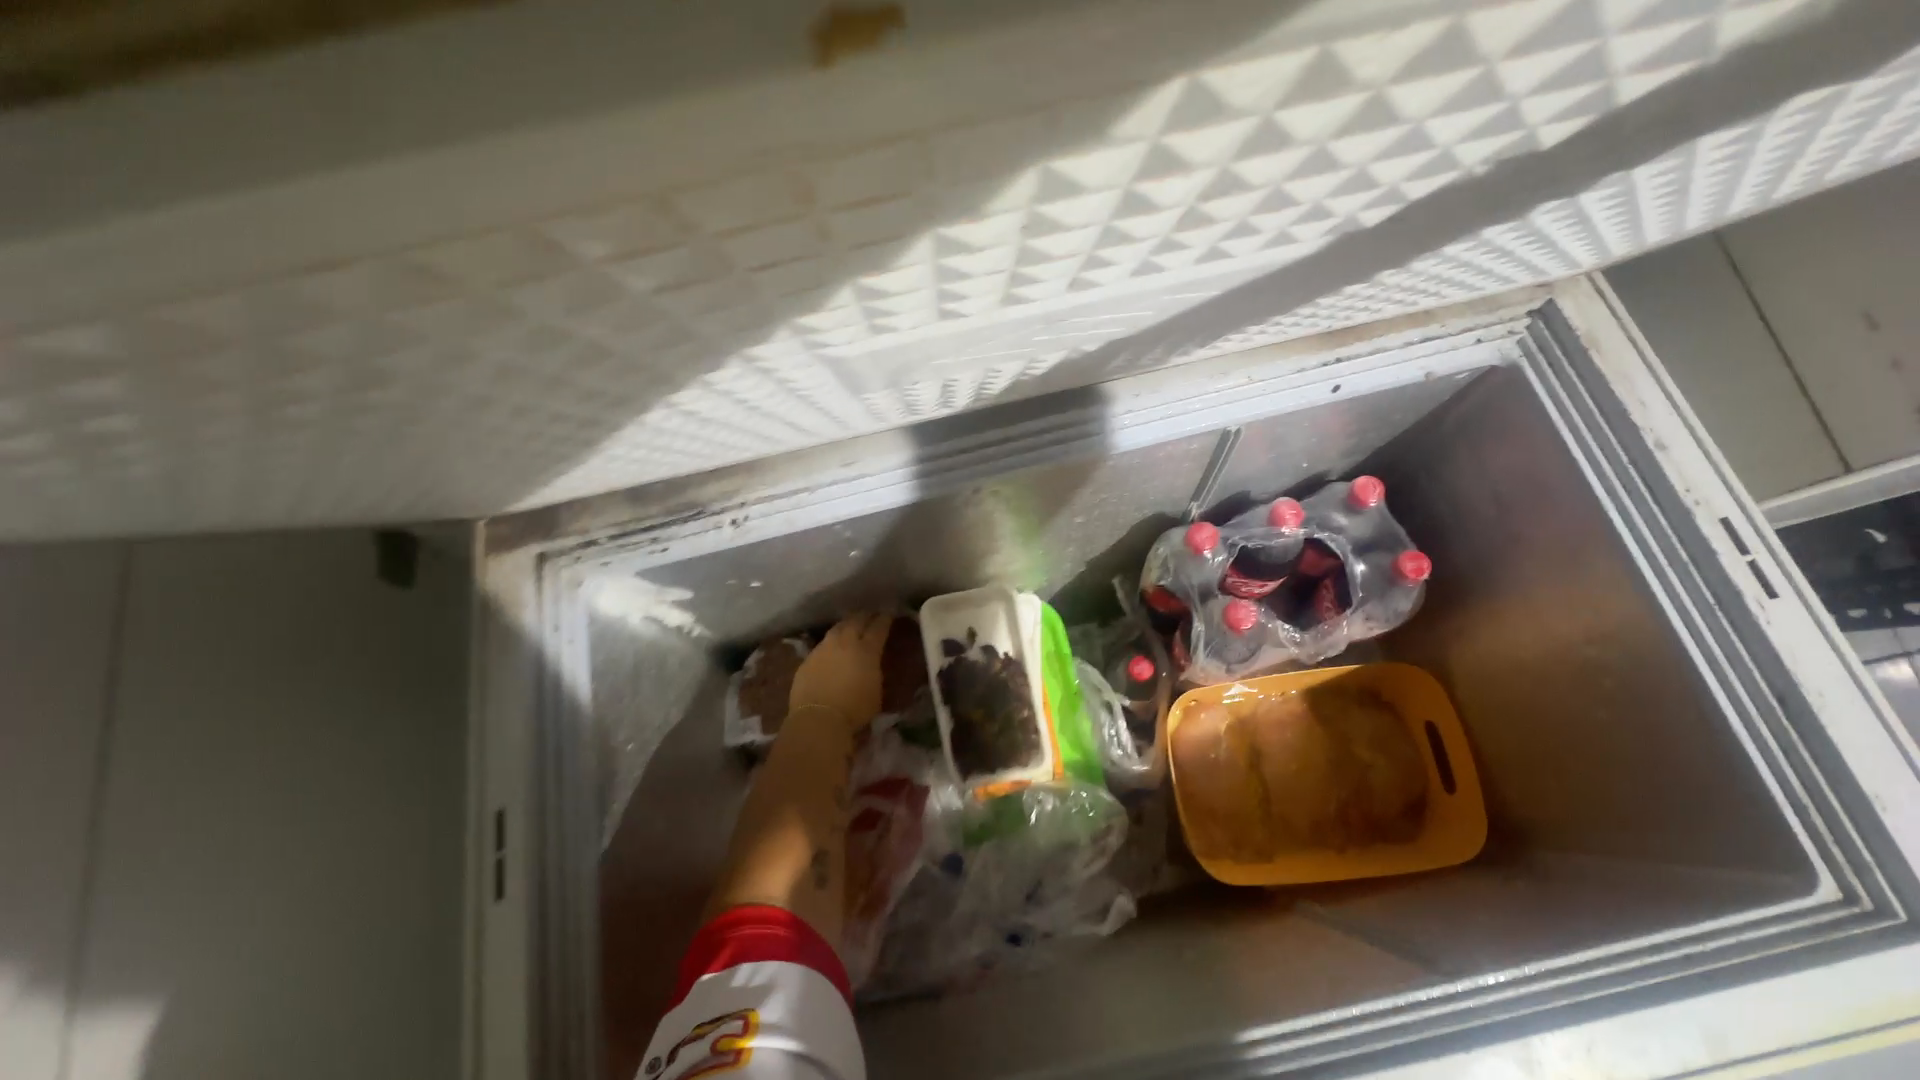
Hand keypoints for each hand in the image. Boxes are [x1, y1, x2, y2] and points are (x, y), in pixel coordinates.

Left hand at [788, 612, 891, 730]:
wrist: (819, 717)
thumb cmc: (855, 709)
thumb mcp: (877, 692)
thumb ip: (876, 673)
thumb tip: (874, 666)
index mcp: (867, 650)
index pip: (878, 627)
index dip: (885, 619)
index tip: (888, 614)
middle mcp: (845, 642)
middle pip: (856, 621)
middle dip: (865, 616)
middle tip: (870, 615)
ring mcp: (824, 648)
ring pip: (837, 628)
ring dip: (846, 625)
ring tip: (850, 625)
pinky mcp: (808, 658)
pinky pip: (822, 644)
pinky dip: (830, 643)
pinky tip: (831, 647)